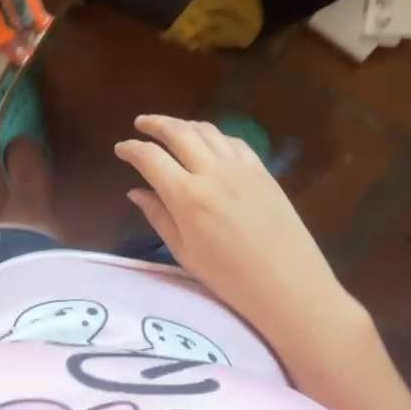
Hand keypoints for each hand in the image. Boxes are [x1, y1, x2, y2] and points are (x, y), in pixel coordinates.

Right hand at [115, 115, 370, 347]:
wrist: (289, 286)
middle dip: (155, 124)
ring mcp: (241, 168)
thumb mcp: (184, 251)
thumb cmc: (229, 277)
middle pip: (178, 132)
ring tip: (170, 128)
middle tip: (140, 123)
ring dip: (183, 125)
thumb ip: (158, 216)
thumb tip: (136, 192)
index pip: (150, 158)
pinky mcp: (263, 171)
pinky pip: (233, 142)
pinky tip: (208, 142)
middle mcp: (213, 173)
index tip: (120, 149)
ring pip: (207, 131)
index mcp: (187, 196)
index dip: (130, 149)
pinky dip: (214, 135)